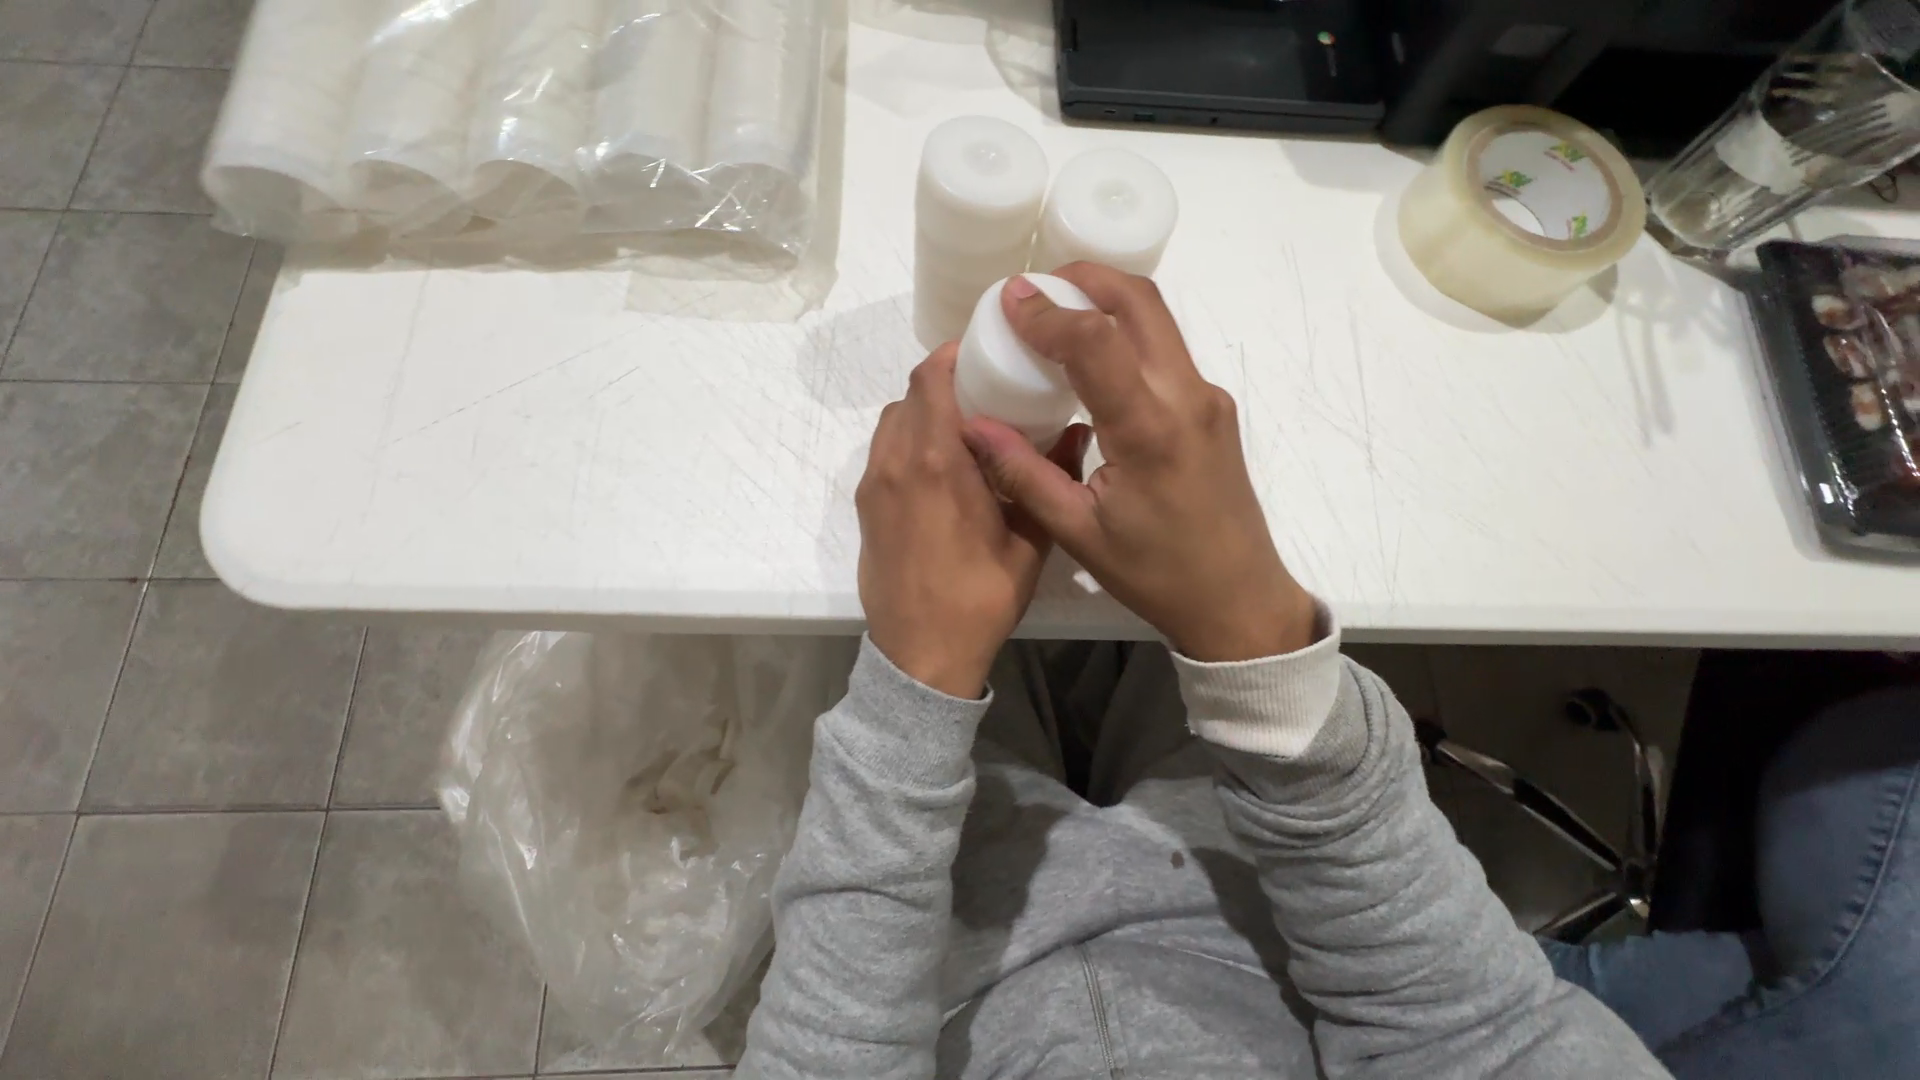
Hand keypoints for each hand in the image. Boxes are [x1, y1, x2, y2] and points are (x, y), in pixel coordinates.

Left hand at [857, 344, 1088, 697]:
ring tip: (963, 431)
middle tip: (984, 393)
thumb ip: (1048, 479)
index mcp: (936, 461)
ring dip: (922, 414)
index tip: (984, 354)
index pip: (930, 379)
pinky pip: (883, 455)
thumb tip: (1076, 432)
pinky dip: (907, 444)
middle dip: (943, 384)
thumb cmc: (980, 598)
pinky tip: (941, 470)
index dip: (953, 356)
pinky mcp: (865, 509)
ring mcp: (873, 486)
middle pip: (909, 396)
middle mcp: (895, 463)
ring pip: (891, 424)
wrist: (922, 654)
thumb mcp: (1030, 540)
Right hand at [960, 265, 1316, 661]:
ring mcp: (1208, 399)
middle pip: (1140, 302)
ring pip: (1158, 321)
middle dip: (1085, 279)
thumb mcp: (1077, 532)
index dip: (1047, 312)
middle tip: (1035, 289)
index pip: (1096, 340)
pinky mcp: (1213, 409)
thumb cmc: (1155, 573)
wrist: (1237, 598)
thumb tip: (972, 425)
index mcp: (1149, 429)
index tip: (1007, 300)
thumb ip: (1023, 473)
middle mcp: (1187, 397)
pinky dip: (1125, 335)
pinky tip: (1091, 362)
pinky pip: (1166, 351)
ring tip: (1055, 318)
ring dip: (1107, 303)